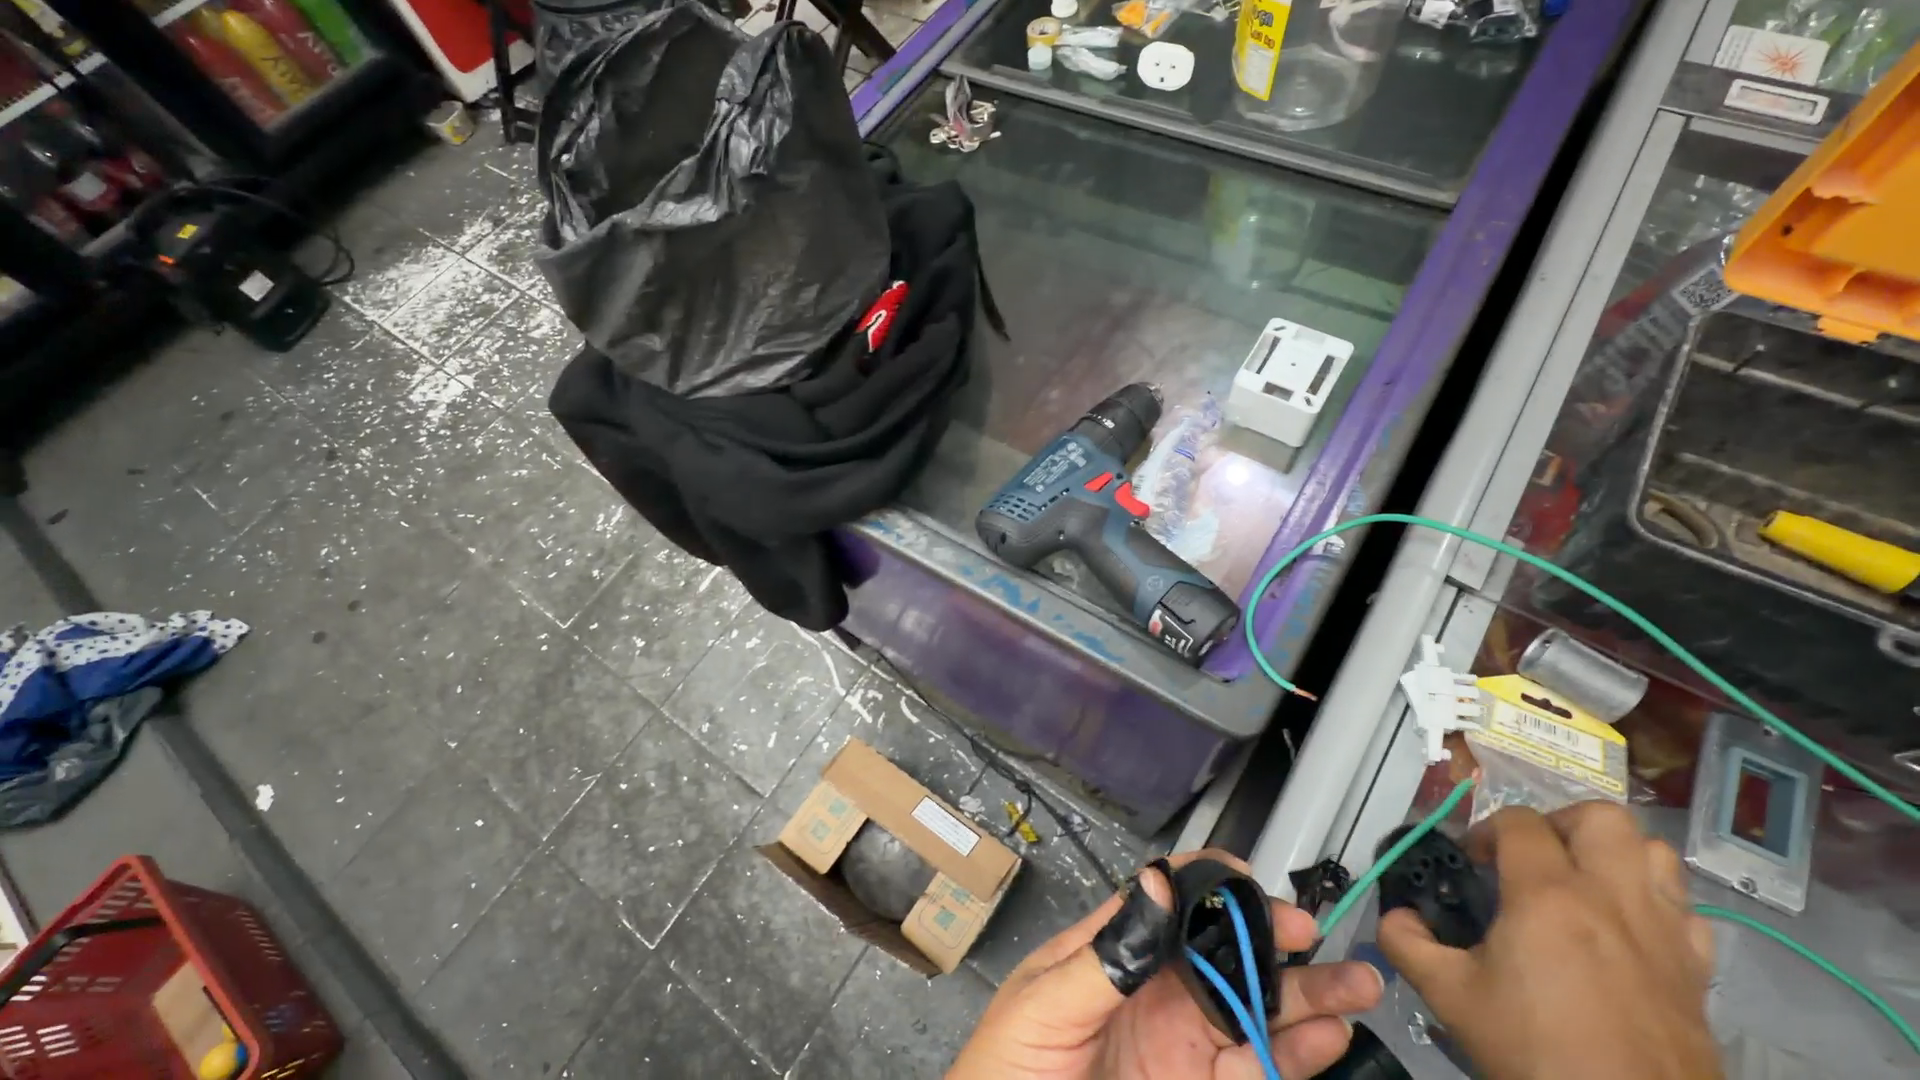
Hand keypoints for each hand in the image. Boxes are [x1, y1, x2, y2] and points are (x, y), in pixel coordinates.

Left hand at [947, 850, 1383, 1079]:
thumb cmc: (1008, 1072)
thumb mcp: (1046, 1006)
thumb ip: (1107, 952)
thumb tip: (1155, 878)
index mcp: (1108, 955)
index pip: (1163, 903)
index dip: (1206, 884)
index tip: (1248, 878)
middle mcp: (1151, 992)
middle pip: (1220, 953)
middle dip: (1270, 936)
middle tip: (1312, 932)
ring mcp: (1179, 1044)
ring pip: (1251, 1008)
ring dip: (1306, 995)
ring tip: (1356, 984)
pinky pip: (1256, 1067)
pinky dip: (1297, 1052)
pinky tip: (1330, 1035)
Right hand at [1377, 802, 1720, 1079]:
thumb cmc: (1536, 1050)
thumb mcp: (1450, 997)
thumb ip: (1408, 944)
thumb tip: (1397, 916)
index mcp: (1548, 896)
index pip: (1519, 823)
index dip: (1488, 831)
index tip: (1473, 862)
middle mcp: (1612, 897)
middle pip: (1601, 818)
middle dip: (1560, 823)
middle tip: (1533, 856)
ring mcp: (1663, 931)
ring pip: (1655, 852)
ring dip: (1615, 853)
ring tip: (1581, 881)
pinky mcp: (1696, 968)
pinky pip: (1684, 907)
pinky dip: (1654, 901)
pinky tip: (1626, 928)